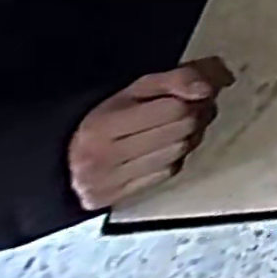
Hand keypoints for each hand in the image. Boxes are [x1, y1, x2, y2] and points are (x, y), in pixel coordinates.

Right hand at [68, 58, 232, 210]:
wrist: (70, 155)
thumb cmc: (119, 113)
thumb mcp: (145, 86)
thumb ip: (180, 78)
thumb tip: (206, 91)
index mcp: (101, 126)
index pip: (177, 108)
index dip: (192, 99)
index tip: (186, 98)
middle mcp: (97, 158)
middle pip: (184, 129)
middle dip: (195, 116)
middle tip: (186, 113)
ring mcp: (101, 183)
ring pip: (180, 151)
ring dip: (189, 137)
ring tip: (174, 131)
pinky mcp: (111, 199)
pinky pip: (169, 172)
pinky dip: (174, 159)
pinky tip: (161, 151)